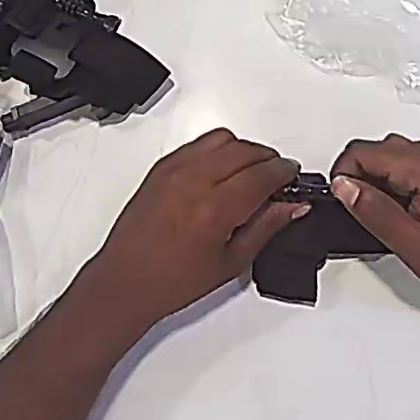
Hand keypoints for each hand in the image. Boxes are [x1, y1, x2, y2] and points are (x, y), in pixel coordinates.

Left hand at [71, 129, 307, 334]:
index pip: (261, 174)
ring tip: (250, 173)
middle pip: (244, 149)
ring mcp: (173, 170)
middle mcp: (191, 181)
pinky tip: (221, 171)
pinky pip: (197, 144)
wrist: (127, 279)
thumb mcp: (231, 262)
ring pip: (220, 138)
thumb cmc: (171, 280)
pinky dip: (216, 150)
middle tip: (277, 178)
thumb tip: (291, 206)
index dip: (284, 172)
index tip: (293, 176)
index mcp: (213, 208)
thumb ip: (266, 227)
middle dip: (267, 159)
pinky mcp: (160, 167)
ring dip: (242, 150)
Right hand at [330, 135, 419, 322]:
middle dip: (356, 179)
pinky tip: (399, 218)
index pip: (359, 152)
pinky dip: (388, 188)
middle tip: (361, 215)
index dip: (343, 177)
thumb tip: (342, 186)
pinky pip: (399, 170)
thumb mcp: (415, 246)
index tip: (345, 205)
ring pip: (382, 160)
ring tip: (382, 220)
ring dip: (372, 184)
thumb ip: (374, 212)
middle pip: (369, 152)